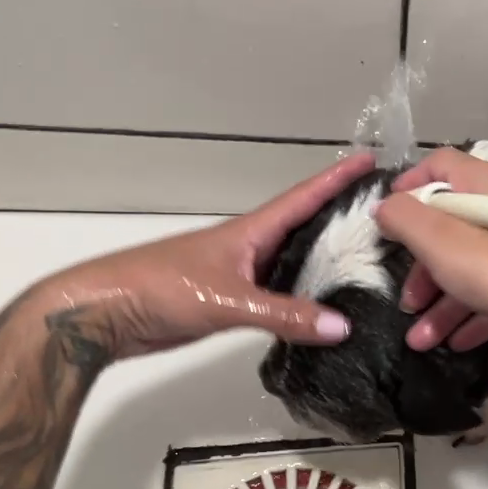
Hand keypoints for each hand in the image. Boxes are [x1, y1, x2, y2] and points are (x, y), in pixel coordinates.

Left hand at [29, 155, 374, 359]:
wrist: (101, 317)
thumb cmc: (158, 289)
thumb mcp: (227, 299)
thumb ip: (285, 314)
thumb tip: (343, 327)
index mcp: (250, 232)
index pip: (303, 198)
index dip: (336, 179)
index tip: (370, 161)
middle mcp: (252, 248)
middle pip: (308, 227)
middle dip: (344, 217)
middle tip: (385, 215)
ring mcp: (243, 274)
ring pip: (298, 262)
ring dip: (330, 260)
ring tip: (372, 261)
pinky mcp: (235, 301)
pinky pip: (285, 294)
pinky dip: (309, 298)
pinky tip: (330, 308)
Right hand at [377, 150, 487, 333]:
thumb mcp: (436, 237)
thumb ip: (403, 216)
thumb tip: (388, 207)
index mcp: (481, 185)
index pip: (440, 165)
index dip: (410, 184)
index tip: (387, 217)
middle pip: (451, 229)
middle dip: (422, 270)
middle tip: (405, 302)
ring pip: (471, 269)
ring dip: (442, 306)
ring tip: (421, 341)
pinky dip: (474, 316)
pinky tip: (456, 343)